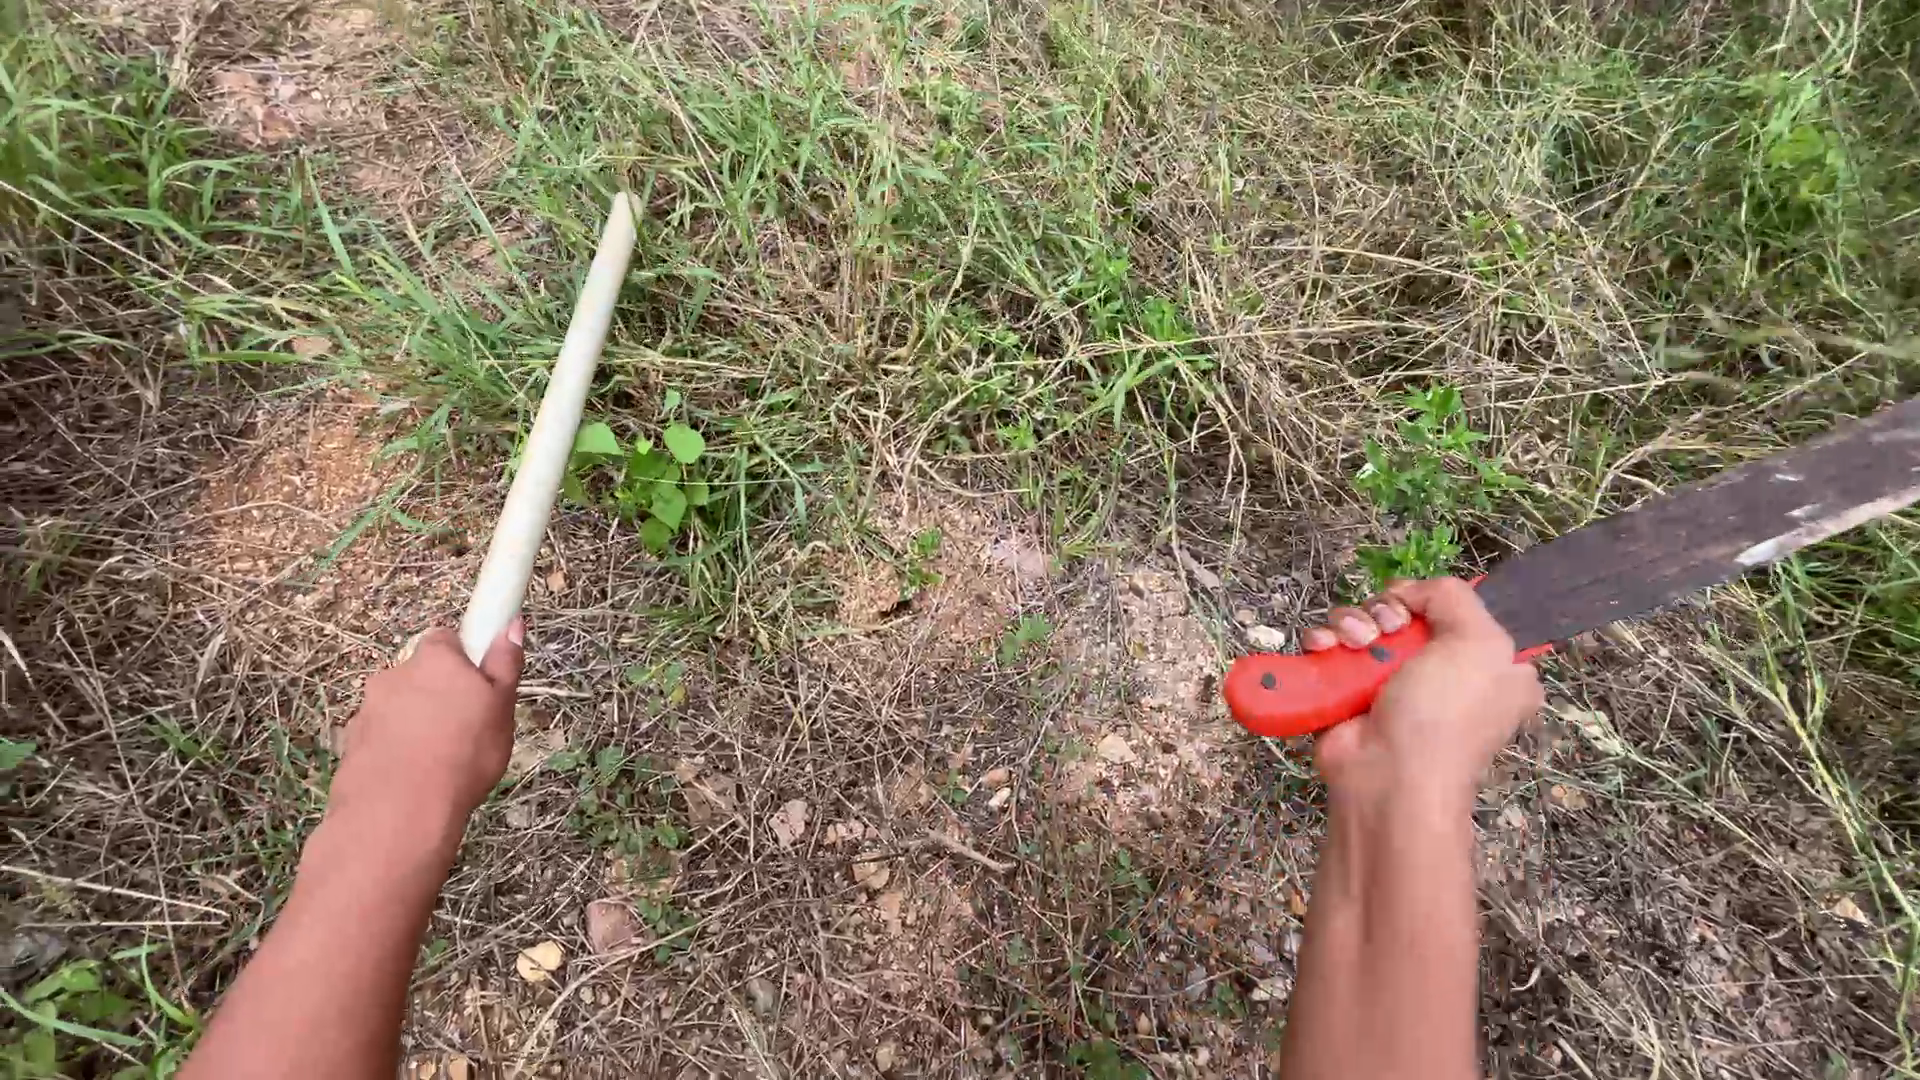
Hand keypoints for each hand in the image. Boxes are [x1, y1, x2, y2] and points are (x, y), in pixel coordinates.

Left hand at [329, 621, 523, 828]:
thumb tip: (512, 624)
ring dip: (419, 720)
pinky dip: (399, 746)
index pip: (447, 638)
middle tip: (471, 722)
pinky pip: (384, 736)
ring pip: (402, 706)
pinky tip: (418, 773)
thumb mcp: (502, 705)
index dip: (466, 657)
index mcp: (433, 659)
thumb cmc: (465, 751)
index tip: (482, 683)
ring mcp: (366, 711)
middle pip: (422, 674)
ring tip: (445, 755)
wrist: (398, 813)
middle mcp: (393, 676)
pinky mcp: (350, 745)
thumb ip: (504, 663)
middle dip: (442, 691)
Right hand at [1302, 578, 1540, 807]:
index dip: (1430, 600)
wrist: (1387, 774)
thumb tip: (1408, 593)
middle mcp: (1438, 670)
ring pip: (1360, 624)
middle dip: (1384, 611)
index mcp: (1488, 664)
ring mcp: (1388, 681)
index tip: (1418, 610)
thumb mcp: (1481, 645)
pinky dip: (1322, 642)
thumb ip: (1454, 596)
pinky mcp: (1345, 689)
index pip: (1455, 608)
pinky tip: (1323, 650)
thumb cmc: (1444, 714)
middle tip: (1384, 631)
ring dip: (1349, 624)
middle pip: (1401, 610)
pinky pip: (1329, 646)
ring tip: (1349, 644)